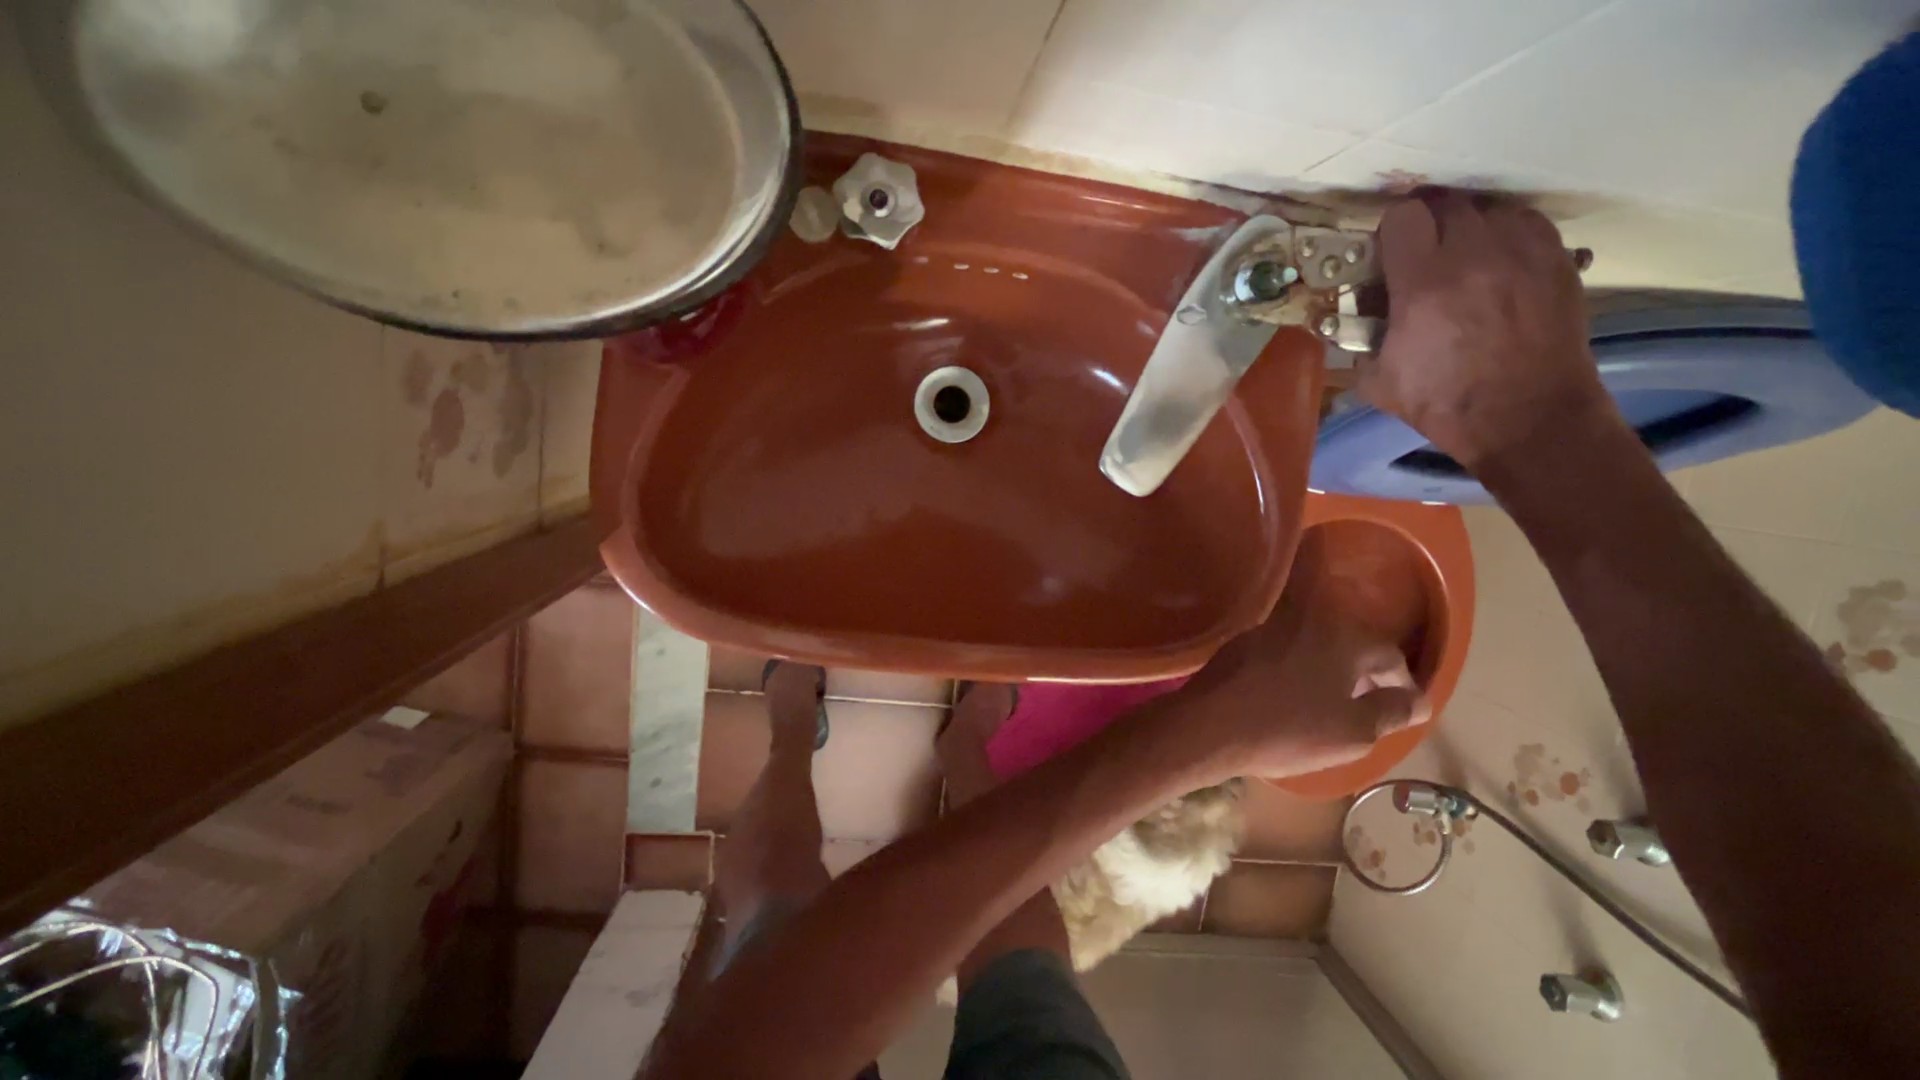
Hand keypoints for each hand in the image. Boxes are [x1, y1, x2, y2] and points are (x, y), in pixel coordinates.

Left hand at [1169, 532, 1430, 779]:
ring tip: (1335, 703)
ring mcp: (1271, 628)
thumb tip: (1417, 698)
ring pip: (1317, 646)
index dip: (1403, 685)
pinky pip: (1286, 653)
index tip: (1404, 708)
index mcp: (1345, 637)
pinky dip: (1299, 670)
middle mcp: (1310, 620)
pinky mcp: (1242, 643)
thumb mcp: (1355, 731)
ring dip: (1332, 670)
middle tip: (1373, 706)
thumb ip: (1392, 711)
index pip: (1390, 656)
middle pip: (1353, 645)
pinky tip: (1293, 696)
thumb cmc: (1289, 729)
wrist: (1209, 726)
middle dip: (1368, 673)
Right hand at [1360, 191, 1617, 471]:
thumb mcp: (1379, 381)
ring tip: (1466, 256)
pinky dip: (1507, 234)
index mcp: (1422, 285)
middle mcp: (1473, 255)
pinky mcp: (1556, 258)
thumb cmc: (1446, 403)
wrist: (1526, 416)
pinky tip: (1500, 261)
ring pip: (1488, 208)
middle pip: (1445, 204)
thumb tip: (1356, 320)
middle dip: (1429, 225)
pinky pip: (1526, 222)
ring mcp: (1521, 252)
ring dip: (1470, 226)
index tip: (1391, 253)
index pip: (1402, 217)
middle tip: (1425, 252)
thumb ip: (1360, 341)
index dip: (1392, 232)